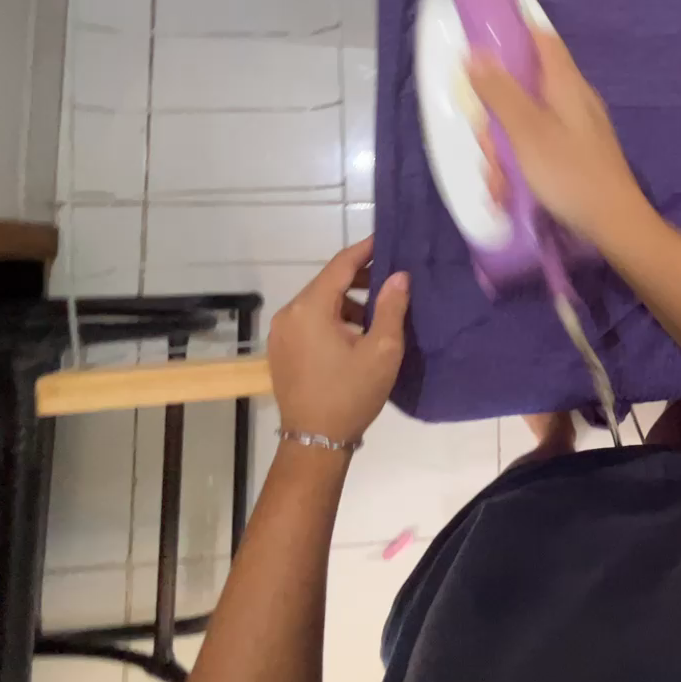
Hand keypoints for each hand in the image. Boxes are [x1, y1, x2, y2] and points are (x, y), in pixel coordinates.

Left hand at [267, 238, 408, 441]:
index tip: (388, 240)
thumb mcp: (383, 350)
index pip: (340, 265)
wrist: (315, 442)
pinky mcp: (281, 349)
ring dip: (348, 300)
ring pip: (319, 301)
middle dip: (360, 276)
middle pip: (327, 281)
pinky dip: (334, 316)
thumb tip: (399, 275)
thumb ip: (392, 307)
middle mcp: (289, 313)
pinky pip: (310, 319)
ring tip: (380, 311)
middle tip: (393, 278)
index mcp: (310, 308)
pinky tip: (357, 332)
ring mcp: (281, 332)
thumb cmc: (352, 393)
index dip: (366, 249)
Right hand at [467, 30, 655, 246]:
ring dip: (503, 157)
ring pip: (522, 128)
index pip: (540, 39)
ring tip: (502, 185)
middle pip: (521, 91)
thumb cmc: (570, 175)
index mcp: (566, 85)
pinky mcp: (573, 159)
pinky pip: (535, 153)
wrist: (614, 226)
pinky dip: (519, 172)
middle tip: (493, 149)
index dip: (511, 35)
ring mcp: (574, 133)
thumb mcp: (527, 133)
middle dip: (497, 123)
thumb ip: (500, 92)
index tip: (481, 51)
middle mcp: (572, 102)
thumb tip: (476, 53)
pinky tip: (511, 196)